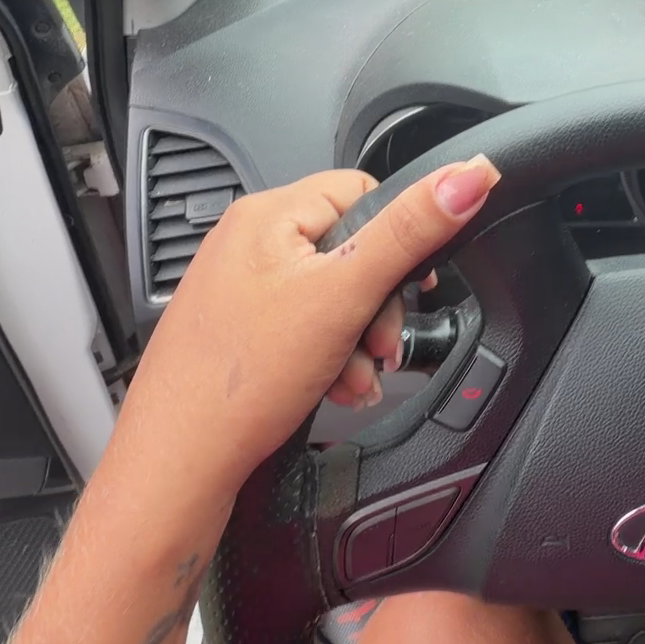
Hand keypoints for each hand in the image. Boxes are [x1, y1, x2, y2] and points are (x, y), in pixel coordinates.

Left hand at [121, 156, 499, 478]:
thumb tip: (466, 177)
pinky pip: (307, 321)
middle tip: (380, 343)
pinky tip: (335, 382)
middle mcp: (250, 241)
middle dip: (379, 303)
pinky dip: (332, 352)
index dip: (400, 238)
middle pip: (353, 248)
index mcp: (269, 213)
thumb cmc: (240, 381)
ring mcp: (242, 284)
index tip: (414, 282)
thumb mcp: (345, 295)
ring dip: (360, 335)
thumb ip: (410, 232)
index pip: (365, 192)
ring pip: (334, 292)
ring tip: (356, 373)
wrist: (179, 466)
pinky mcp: (242, 323)